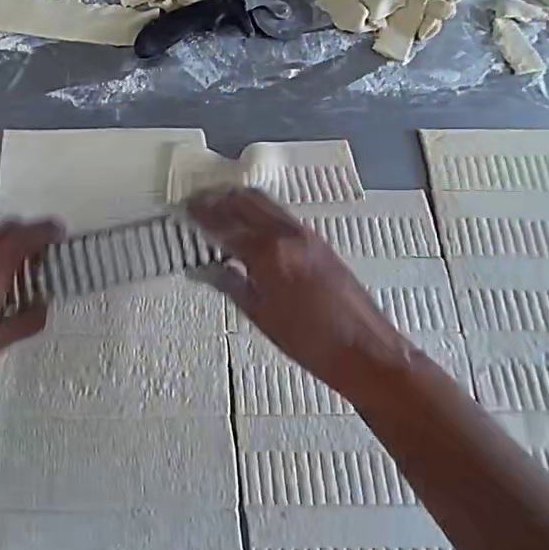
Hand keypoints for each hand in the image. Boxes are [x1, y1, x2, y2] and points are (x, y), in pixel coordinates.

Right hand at [185, 188, 415, 391]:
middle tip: (195, 205)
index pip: (223, 225)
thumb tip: (204, 268)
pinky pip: (279, 214)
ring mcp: (304, 234)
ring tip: (216, 209)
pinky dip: (258, 211)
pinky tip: (247, 226)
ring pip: (264, 202)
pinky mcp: (317, 240)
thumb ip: (230, 284)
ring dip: (237, 200)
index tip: (182, 211)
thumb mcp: (261, 316)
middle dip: (216, 199)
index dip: (200, 216)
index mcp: (267, 253)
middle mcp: (286, 234)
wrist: (365, 349)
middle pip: (244, 201)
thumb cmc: (311, 343)